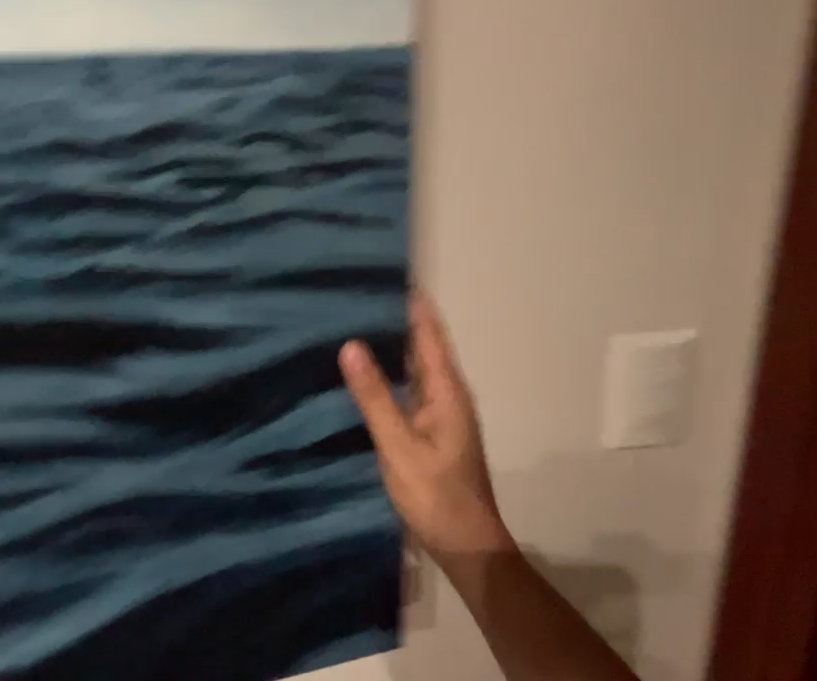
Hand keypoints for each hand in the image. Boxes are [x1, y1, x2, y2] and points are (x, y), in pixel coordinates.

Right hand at [339, 295, 514, 561]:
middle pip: (422, 343)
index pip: (428, 332)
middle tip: (354, 289)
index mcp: (447, 390)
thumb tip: (350, 344)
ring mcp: (441, 413)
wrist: (466, 546)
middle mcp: (448, 394)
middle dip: (394, 314)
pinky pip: (408, 385)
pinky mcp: (431, 429)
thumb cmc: (435, 494)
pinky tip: (363, 369)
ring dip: (390, 341)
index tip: (384, 270)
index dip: (410, 300)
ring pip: (414, 364)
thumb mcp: (398, 445)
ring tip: (352, 318)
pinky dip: (388, 369)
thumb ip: (374, 395)